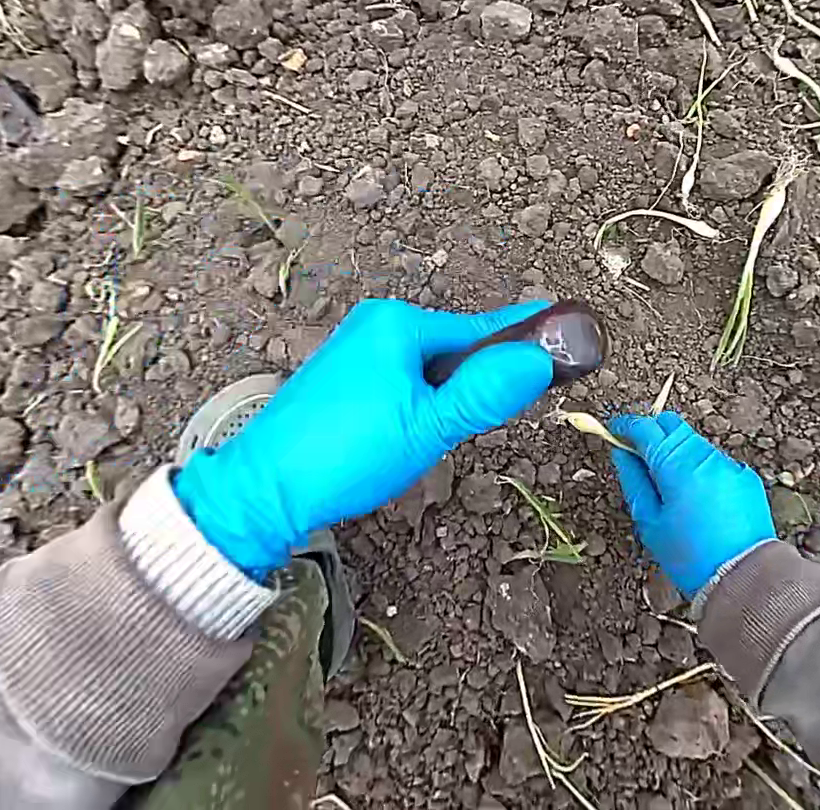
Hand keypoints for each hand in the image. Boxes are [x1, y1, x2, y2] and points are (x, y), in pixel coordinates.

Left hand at [174, 299, 555, 578]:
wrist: (258, 495)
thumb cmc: (344, 455)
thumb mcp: (428, 426)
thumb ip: (485, 392)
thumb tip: (538, 359)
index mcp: (398, 324)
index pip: (480, 329)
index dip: (522, 337)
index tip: (560, 323)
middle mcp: (378, 324)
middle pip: (457, 348)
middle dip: (479, 378)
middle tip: (495, 412)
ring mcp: (361, 347)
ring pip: (433, 366)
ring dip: (452, 393)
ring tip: (448, 429)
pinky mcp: (350, 374)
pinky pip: (409, 376)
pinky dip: (428, 396)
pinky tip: (423, 425)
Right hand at [607, 411, 775, 596]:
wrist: (744, 577)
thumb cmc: (691, 557)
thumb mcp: (649, 521)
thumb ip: (633, 480)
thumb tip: (621, 453)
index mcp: (675, 464)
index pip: (645, 427)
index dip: (625, 426)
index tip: (615, 431)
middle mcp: (703, 455)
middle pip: (671, 424)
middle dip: (652, 432)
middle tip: (640, 456)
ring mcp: (726, 463)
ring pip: (693, 441)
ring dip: (677, 451)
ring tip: (670, 485)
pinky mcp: (743, 474)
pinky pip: (714, 460)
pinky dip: (700, 467)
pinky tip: (698, 496)